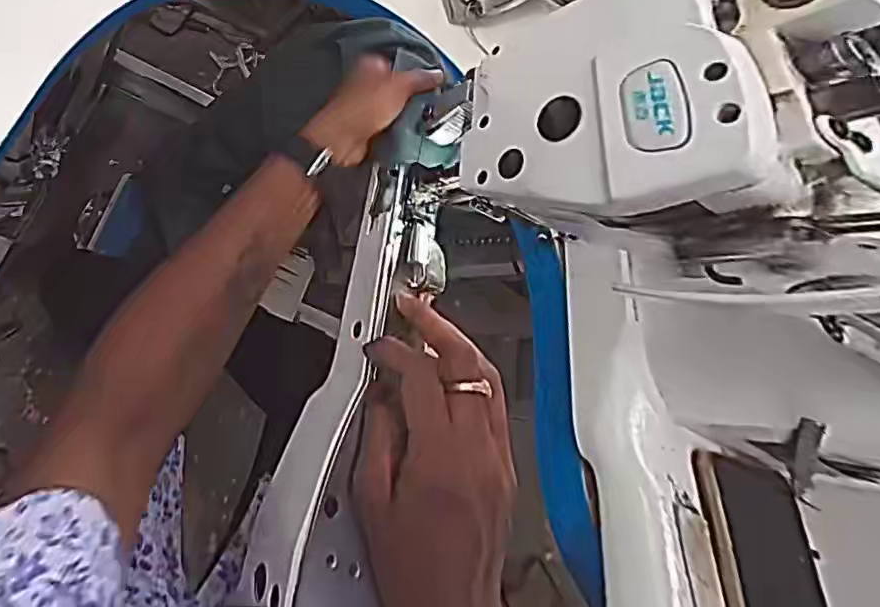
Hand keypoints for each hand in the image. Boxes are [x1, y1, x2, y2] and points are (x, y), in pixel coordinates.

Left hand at [298, 55, 443, 167]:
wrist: (343, 141)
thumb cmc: (358, 108)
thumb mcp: (400, 86)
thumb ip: (421, 78)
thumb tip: (437, 75)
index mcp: (372, 64)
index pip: (402, 62)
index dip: (420, 70)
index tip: (436, 80)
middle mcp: (368, 83)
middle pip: (401, 86)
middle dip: (416, 95)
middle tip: (429, 101)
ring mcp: (368, 106)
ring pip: (398, 108)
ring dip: (408, 114)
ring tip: (418, 118)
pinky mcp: (370, 126)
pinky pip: (393, 125)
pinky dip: (401, 128)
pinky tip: (406, 130)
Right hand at [353, 293, 514, 606]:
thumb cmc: (413, 571)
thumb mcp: (372, 500)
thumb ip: (375, 435)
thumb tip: (380, 393)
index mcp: (440, 459)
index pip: (423, 377)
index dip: (398, 350)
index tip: (380, 346)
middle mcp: (478, 452)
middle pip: (466, 363)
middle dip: (437, 326)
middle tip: (412, 308)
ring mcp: (499, 458)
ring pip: (488, 376)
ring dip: (458, 344)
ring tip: (432, 327)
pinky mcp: (507, 467)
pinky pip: (495, 402)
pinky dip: (472, 374)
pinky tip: (452, 370)